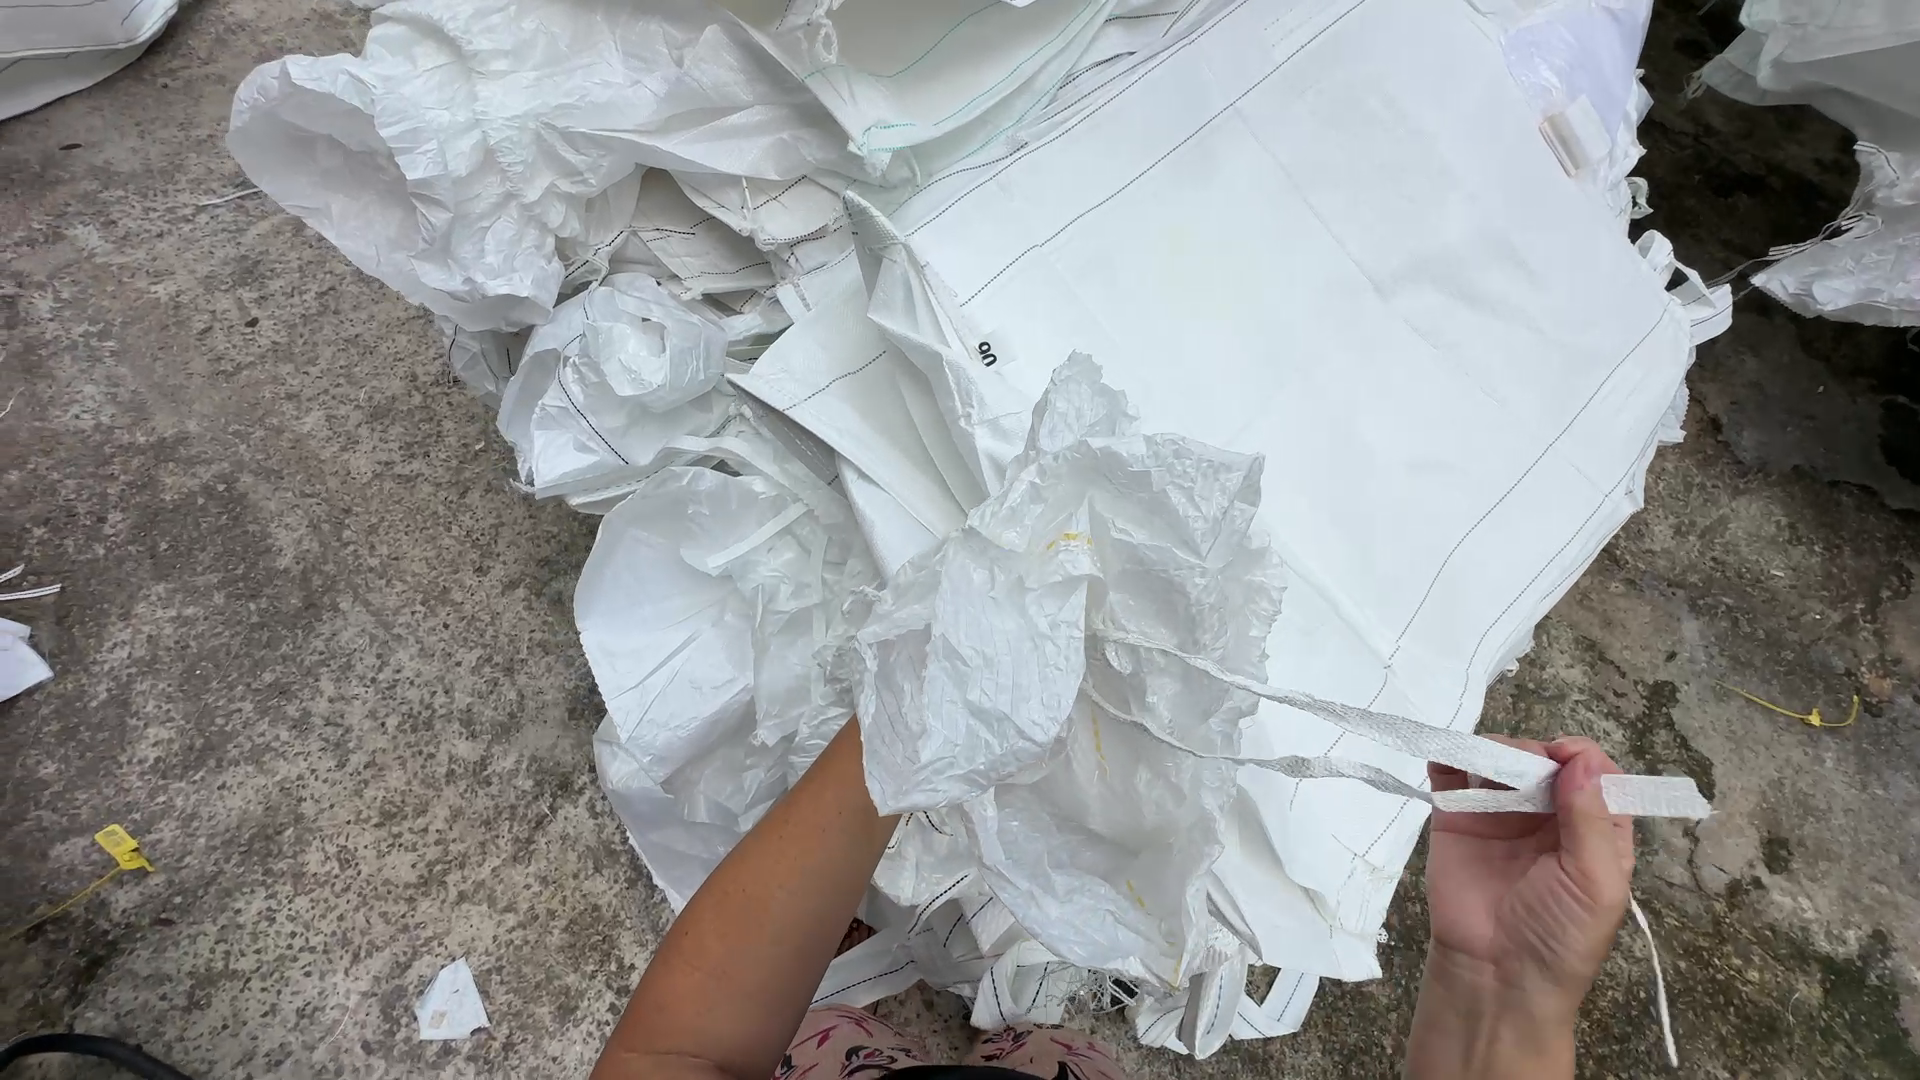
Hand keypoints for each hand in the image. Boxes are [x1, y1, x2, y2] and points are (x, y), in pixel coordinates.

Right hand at [1405, 736, 1633, 1078]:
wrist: (1494, 967)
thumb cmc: (1560, 932)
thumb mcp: (1594, 882)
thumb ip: (1590, 821)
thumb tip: (1579, 758)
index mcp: (1594, 829)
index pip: (1596, 774)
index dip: (1579, 758)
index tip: (1558, 761)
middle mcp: (1547, 813)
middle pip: (1542, 758)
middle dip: (1530, 752)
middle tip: (1515, 769)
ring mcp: (1497, 811)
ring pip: (1497, 758)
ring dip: (1490, 748)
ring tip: (1482, 764)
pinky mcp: (1453, 813)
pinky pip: (1449, 773)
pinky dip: (1446, 755)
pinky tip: (1447, 756)